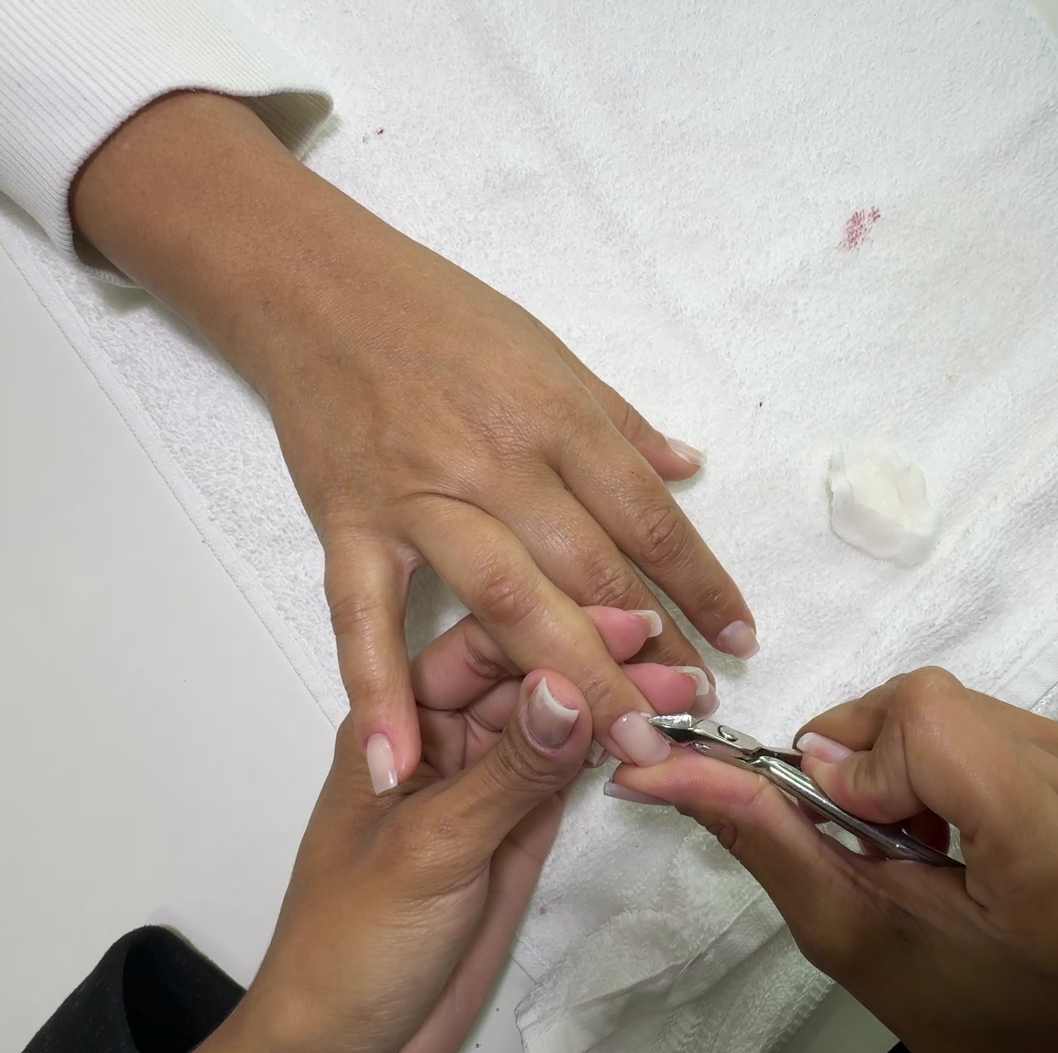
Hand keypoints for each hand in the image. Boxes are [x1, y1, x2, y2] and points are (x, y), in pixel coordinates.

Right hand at [71, 91, 746, 791]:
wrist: (318, 285)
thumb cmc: (446, 316)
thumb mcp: (553, 353)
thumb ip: (622, 422)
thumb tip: (690, 466)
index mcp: (559, 417)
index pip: (649, 515)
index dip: (702, 582)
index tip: (739, 638)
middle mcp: (500, 462)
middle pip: (591, 570)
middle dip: (648, 650)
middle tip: (694, 716)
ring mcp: (422, 497)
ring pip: (504, 598)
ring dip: (566, 677)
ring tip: (618, 745)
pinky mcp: (349, 522)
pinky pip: (362, 614)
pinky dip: (377, 688)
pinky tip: (402, 761)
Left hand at [170, 606, 697, 1052]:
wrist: (352, 1051)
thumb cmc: (355, 944)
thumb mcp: (433, 846)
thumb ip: (507, 768)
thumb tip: (571, 685)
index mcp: (402, 716)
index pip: (485, 647)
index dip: (555, 630)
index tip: (633, 629)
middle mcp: (451, 731)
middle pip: (534, 678)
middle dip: (605, 669)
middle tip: (681, 671)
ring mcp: (493, 774)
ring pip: (563, 720)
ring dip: (621, 708)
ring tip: (688, 699)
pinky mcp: (525, 815)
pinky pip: (575, 767)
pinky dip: (617, 751)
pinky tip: (656, 737)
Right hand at [609, 669, 1057, 1052]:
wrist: (1056, 1044)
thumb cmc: (952, 1007)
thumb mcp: (843, 930)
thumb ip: (758, 834)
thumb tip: (655, 763)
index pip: (935, 725)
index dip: (864, 758)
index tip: (844, 814)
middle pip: (945, 708)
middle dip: (880, 757)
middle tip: (878, 829)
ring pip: (967, 703)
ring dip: (917, 754)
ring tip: (925, 827)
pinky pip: (1004, 712)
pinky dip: (959, 750)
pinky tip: (968, 811)